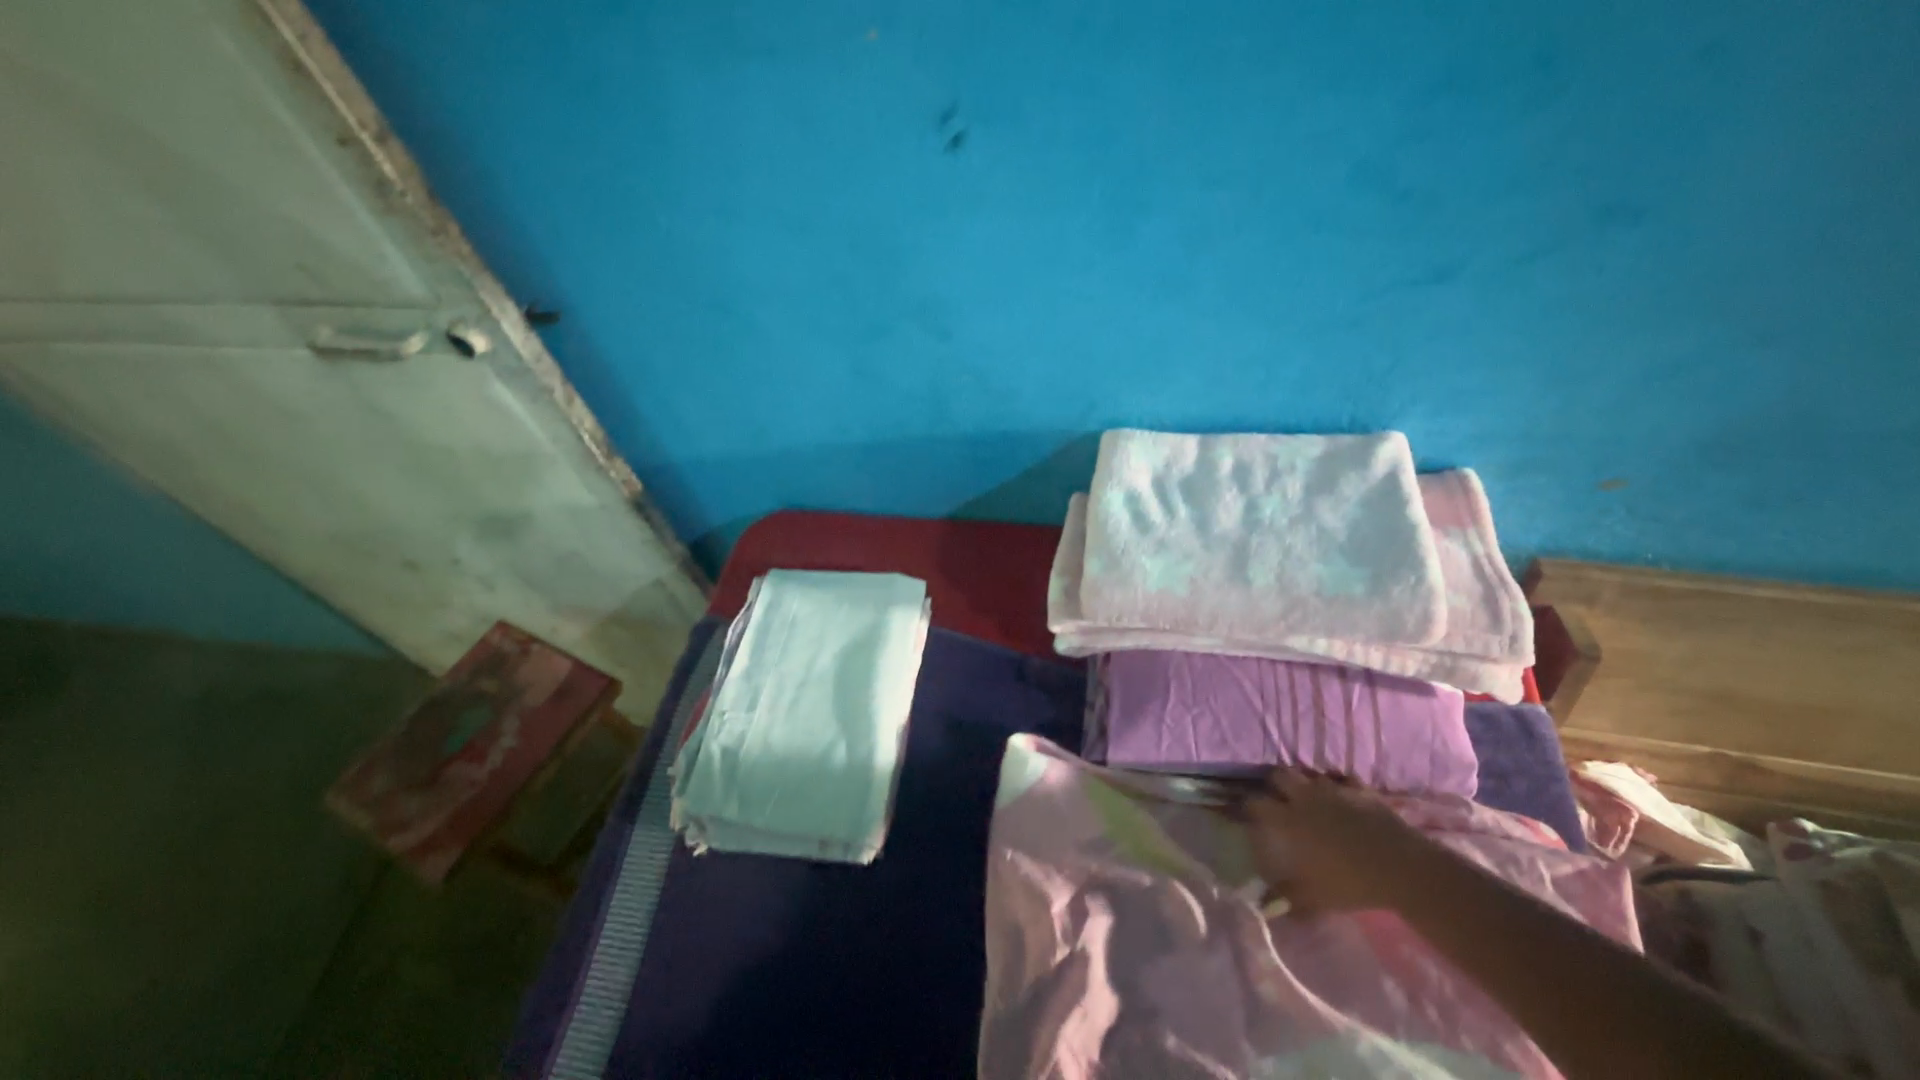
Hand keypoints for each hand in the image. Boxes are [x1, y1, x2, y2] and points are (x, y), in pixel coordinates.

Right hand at [1234, 770, 1433, 914]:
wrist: (1403, 867)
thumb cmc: (1352, 882)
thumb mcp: (1315, 897)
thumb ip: (1286, 896)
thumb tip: (1263, 903)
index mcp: (1290, 820)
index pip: (1256, 803)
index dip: (1249, 806)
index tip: (1248, 815)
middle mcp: (1307, 798)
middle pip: (1279, 775)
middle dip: (1275, 785)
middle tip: (1279, 801)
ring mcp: (1336, 790)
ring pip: (1311, 774)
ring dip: (1307, 784)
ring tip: (1311, 800)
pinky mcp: (1362, 790)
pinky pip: (1343, 779)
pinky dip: (1339, 786)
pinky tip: (1343, 798)